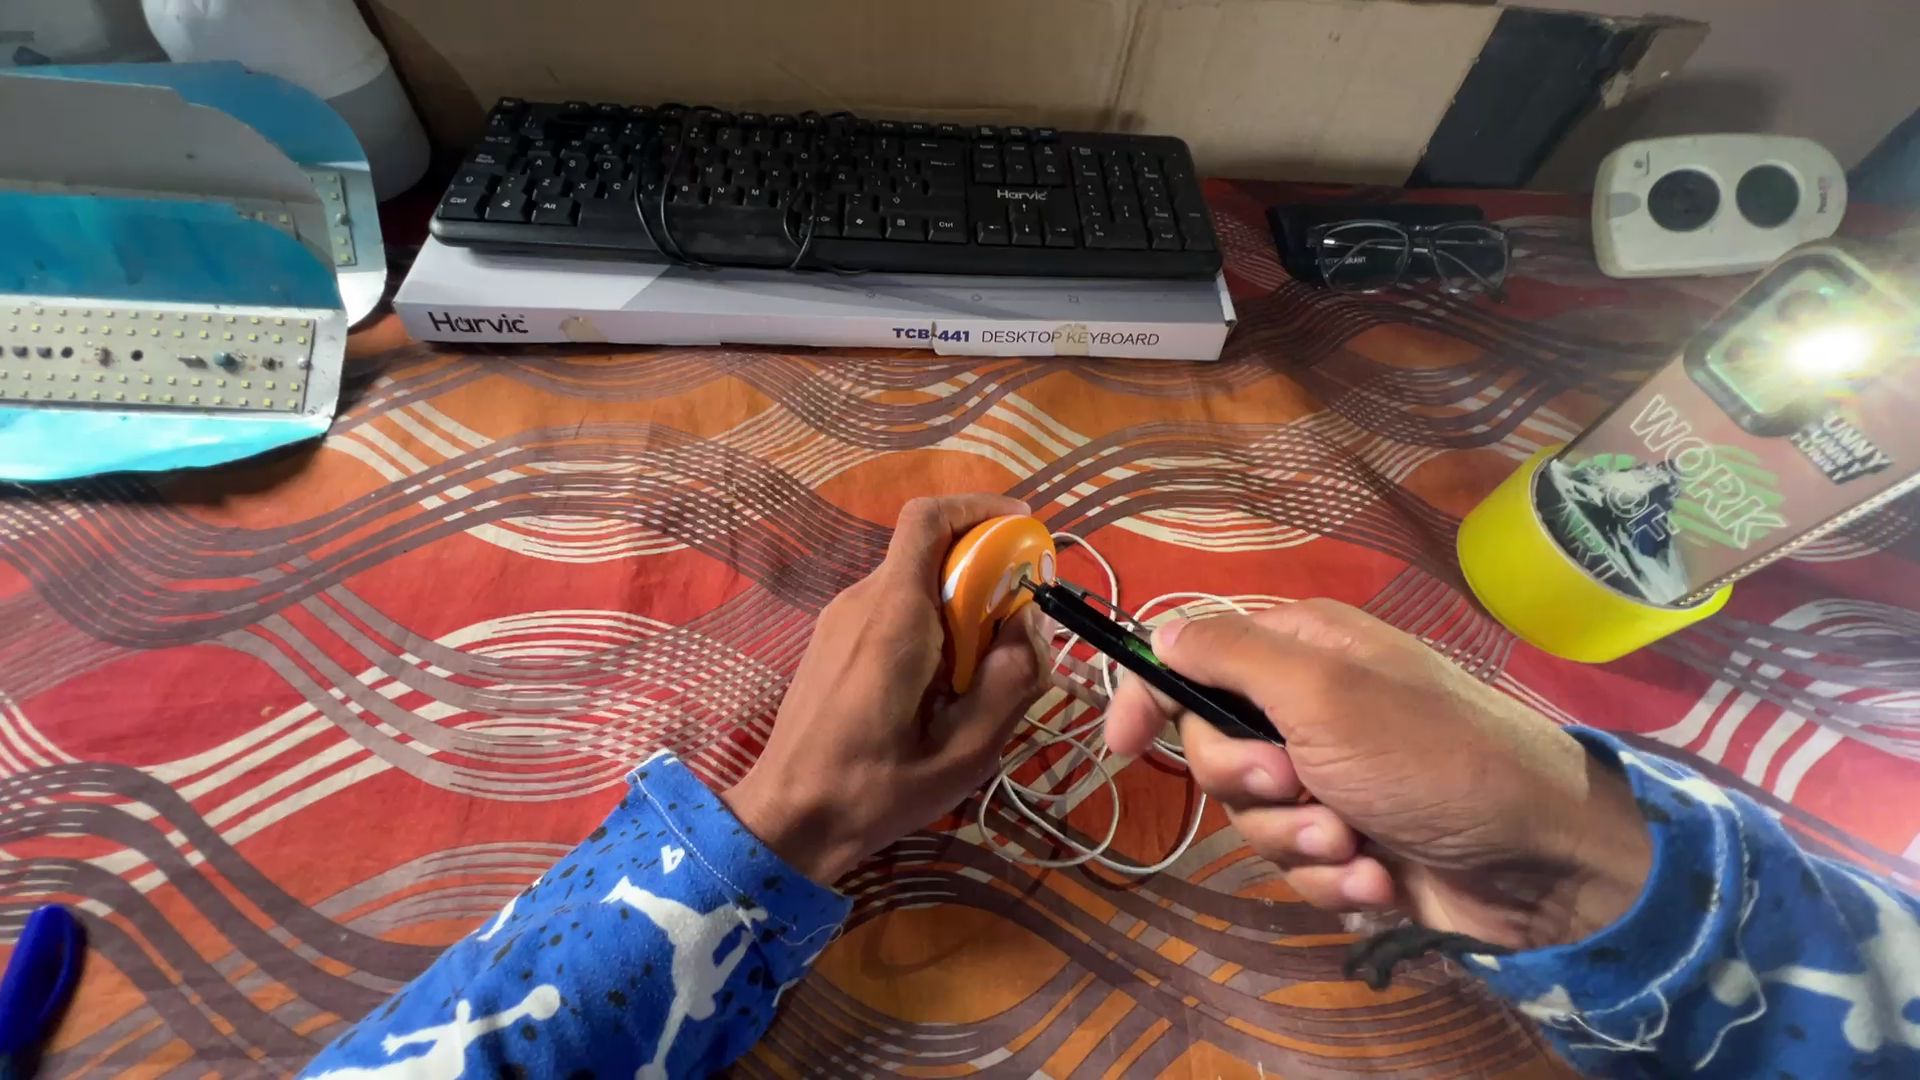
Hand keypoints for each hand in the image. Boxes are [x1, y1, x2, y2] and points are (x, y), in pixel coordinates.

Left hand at [723, 495, 1051, 885]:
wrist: (786, 818)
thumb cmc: (875, 790)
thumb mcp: (965, 752)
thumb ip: (1010, 680)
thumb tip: (1029, 619)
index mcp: (894, 616)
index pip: (928, 520)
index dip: (980, 508)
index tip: (1025, 531)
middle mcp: (862, 600)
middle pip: (931, 550)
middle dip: (984, 570)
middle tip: (1016, 628)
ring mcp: (840, 617)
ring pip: (915, 580)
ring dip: (959, 603)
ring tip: (979, 671)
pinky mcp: (833, 638)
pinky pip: (894, 605)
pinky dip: (932, 620)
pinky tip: (939, 683)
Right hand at [1105, 600, 1651, 950]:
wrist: (1549, 863)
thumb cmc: (1431, 754)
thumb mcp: (1322, 690)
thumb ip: (1229, 655)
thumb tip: (1158, 635)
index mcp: (1294, 650)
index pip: (1188, 658)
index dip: (1147, 694)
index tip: (1121, 742)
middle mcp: (1300, 705)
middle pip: (1210, 744)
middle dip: (1247, 779)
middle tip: (1297, 783)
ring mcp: (1321, 773)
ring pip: (1246, 811)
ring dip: (1293, 835)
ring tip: (1352, 841)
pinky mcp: (1339, 834)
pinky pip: (1289, 859)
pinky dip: (1326, 873)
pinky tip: (1375, 874)